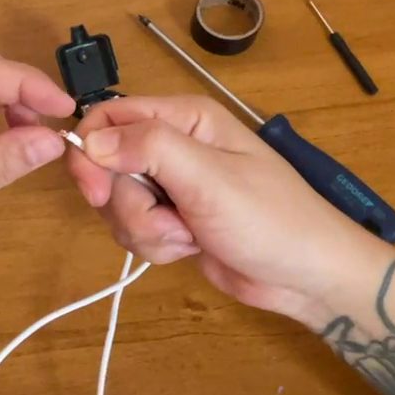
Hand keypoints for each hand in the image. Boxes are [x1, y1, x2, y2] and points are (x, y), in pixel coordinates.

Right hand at [63, 95, 394, 328]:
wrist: (305, 277)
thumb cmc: (269, 219)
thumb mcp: (209, 178)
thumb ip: (149, 148)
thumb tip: (89, 139)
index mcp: (183, 118)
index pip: (108, 117)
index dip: (90, 152)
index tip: (96, 192)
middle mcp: (171, 144)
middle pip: (105, 167)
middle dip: (129, 205)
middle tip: (166, 220)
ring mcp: (169, 184)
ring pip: (117, 203)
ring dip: (145, 229)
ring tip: (187, 236)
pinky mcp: (169, 218)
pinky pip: (132, 228)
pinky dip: (155, 244)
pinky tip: (189, 247)